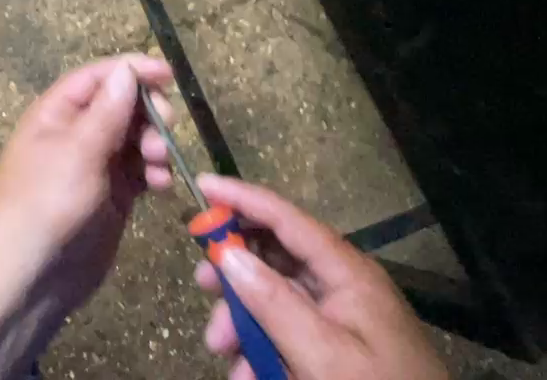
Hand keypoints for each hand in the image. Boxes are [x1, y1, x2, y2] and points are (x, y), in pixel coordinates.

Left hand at [0, 54, 176, 310]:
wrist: (32, 275)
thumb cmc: (48, 202)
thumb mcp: (78, 151)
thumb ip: (107, 111)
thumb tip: (126, 69)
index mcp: (56, 113)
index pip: (97, 77)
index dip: (131, 71)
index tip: (168, 75)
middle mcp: (74, 133)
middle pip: (120, 105)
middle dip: (147, 112)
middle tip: (167, 127)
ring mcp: (93, 165)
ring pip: (133, 139)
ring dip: (154, 145)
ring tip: (161, 163)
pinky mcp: (110, 195)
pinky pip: (138, 171)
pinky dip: (153, 173)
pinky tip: (162, 186)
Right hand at [194, 176, 447, 379]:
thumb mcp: (323, 357)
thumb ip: (273, 303)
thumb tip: (228, 254)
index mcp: (347, 272)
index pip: (285, 217)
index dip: (241, 197)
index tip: (199, 185)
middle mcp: (342, 285)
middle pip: (274, 257)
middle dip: (234, 272)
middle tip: (201, 286)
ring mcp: (342, 318)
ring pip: (275, 299)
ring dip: (243, 322)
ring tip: (223, 354)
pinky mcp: (339, 349)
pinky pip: (288, 333)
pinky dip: (262, 348)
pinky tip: (249, 374)